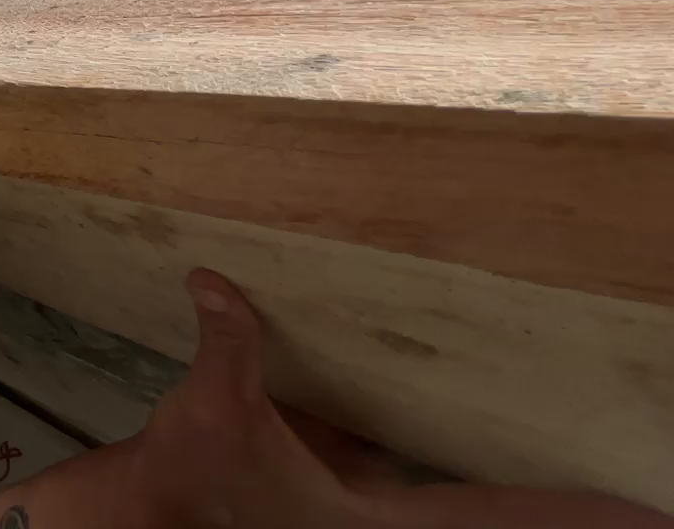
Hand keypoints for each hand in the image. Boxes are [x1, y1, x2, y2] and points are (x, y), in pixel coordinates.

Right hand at [0, 270, 673, 528]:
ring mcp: (363, 517)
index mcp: (379, 519)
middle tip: (634, 495)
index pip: (501, 520)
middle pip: (490, 520)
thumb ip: (225, 345)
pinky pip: (406, 485)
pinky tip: (419, 427)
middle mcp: (385, 524)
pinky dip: (432, 468)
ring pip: (449, 506)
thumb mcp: (213, 407)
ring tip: (549, 467)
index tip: (657, 511)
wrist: (158, 512)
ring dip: (495, 494)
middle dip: (552, 510)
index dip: (580, 519)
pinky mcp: (335, 500)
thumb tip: (210, 278)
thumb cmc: (200, 475)